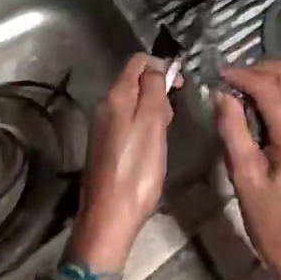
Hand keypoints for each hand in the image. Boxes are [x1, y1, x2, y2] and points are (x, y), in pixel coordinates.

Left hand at [67, 53, 174, 273]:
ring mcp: (101, 124)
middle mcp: (104, 103)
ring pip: (131, 102)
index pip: (138, 61)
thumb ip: (153, 90)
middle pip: (135, 81)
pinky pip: (125, 121)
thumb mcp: (152, 125)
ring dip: (150, 111)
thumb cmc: (136, 171)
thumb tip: (156, 66)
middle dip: (157, 91)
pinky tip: (148, 148)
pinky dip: (141, 125)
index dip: (161, 66)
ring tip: (162, 137)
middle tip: (171, 119)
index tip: (179, 85)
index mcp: (116, 95)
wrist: (107, 219)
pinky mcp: (102, 144)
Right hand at [213, 61, 280, 274]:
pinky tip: (252, 111)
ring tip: (237, 94)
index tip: (217, 74)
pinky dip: (273, 94)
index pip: (268, 86)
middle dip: (257, 69)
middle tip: (230, 82)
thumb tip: (221, 94)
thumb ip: (233, 130)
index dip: (241, 75)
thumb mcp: (245, 178)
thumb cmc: (274, 223)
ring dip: (265, 80)